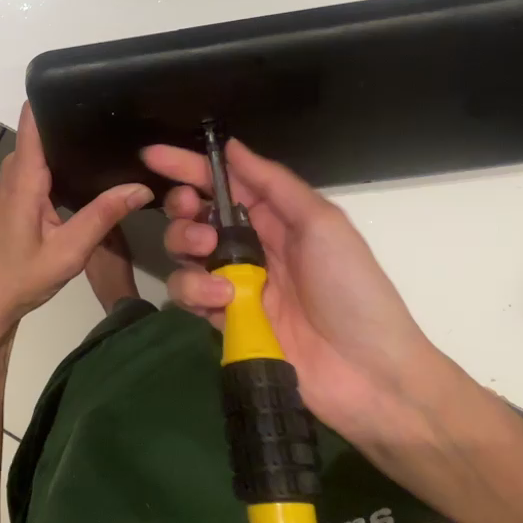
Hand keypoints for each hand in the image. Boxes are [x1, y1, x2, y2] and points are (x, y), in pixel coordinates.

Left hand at [0, 104, 152, 347]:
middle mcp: (19, 169)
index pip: (34, 118)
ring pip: (49, 149)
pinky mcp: (24, 195)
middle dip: (78, 120)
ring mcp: (19, 182)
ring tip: (118, 134)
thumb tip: (142, 185)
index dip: (56, 97)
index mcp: (25, 174)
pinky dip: (70, 164)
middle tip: (121, 114)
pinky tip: (99, 169)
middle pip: (46, 129)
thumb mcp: (69, 250)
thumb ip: (103, 215)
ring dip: (75, 144)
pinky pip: (48, 166)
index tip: (90, 85)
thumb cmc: (21, 276)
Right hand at [143, 138, 460, 451]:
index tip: (152, 154)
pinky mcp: (225, 321)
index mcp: (275, 217)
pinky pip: (189, 296)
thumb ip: (274, 183)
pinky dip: (195, 291)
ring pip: (184, 254)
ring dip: (186, 246)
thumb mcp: (322, 223)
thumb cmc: (352, 289)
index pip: (223, 182)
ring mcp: (235, 285)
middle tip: (189, 211)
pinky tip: (221, 300)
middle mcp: (250, 246)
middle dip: (182, 207)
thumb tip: (232, 146)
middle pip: (194, 216)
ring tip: (209, 258)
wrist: (370, 375)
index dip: (187, 166)